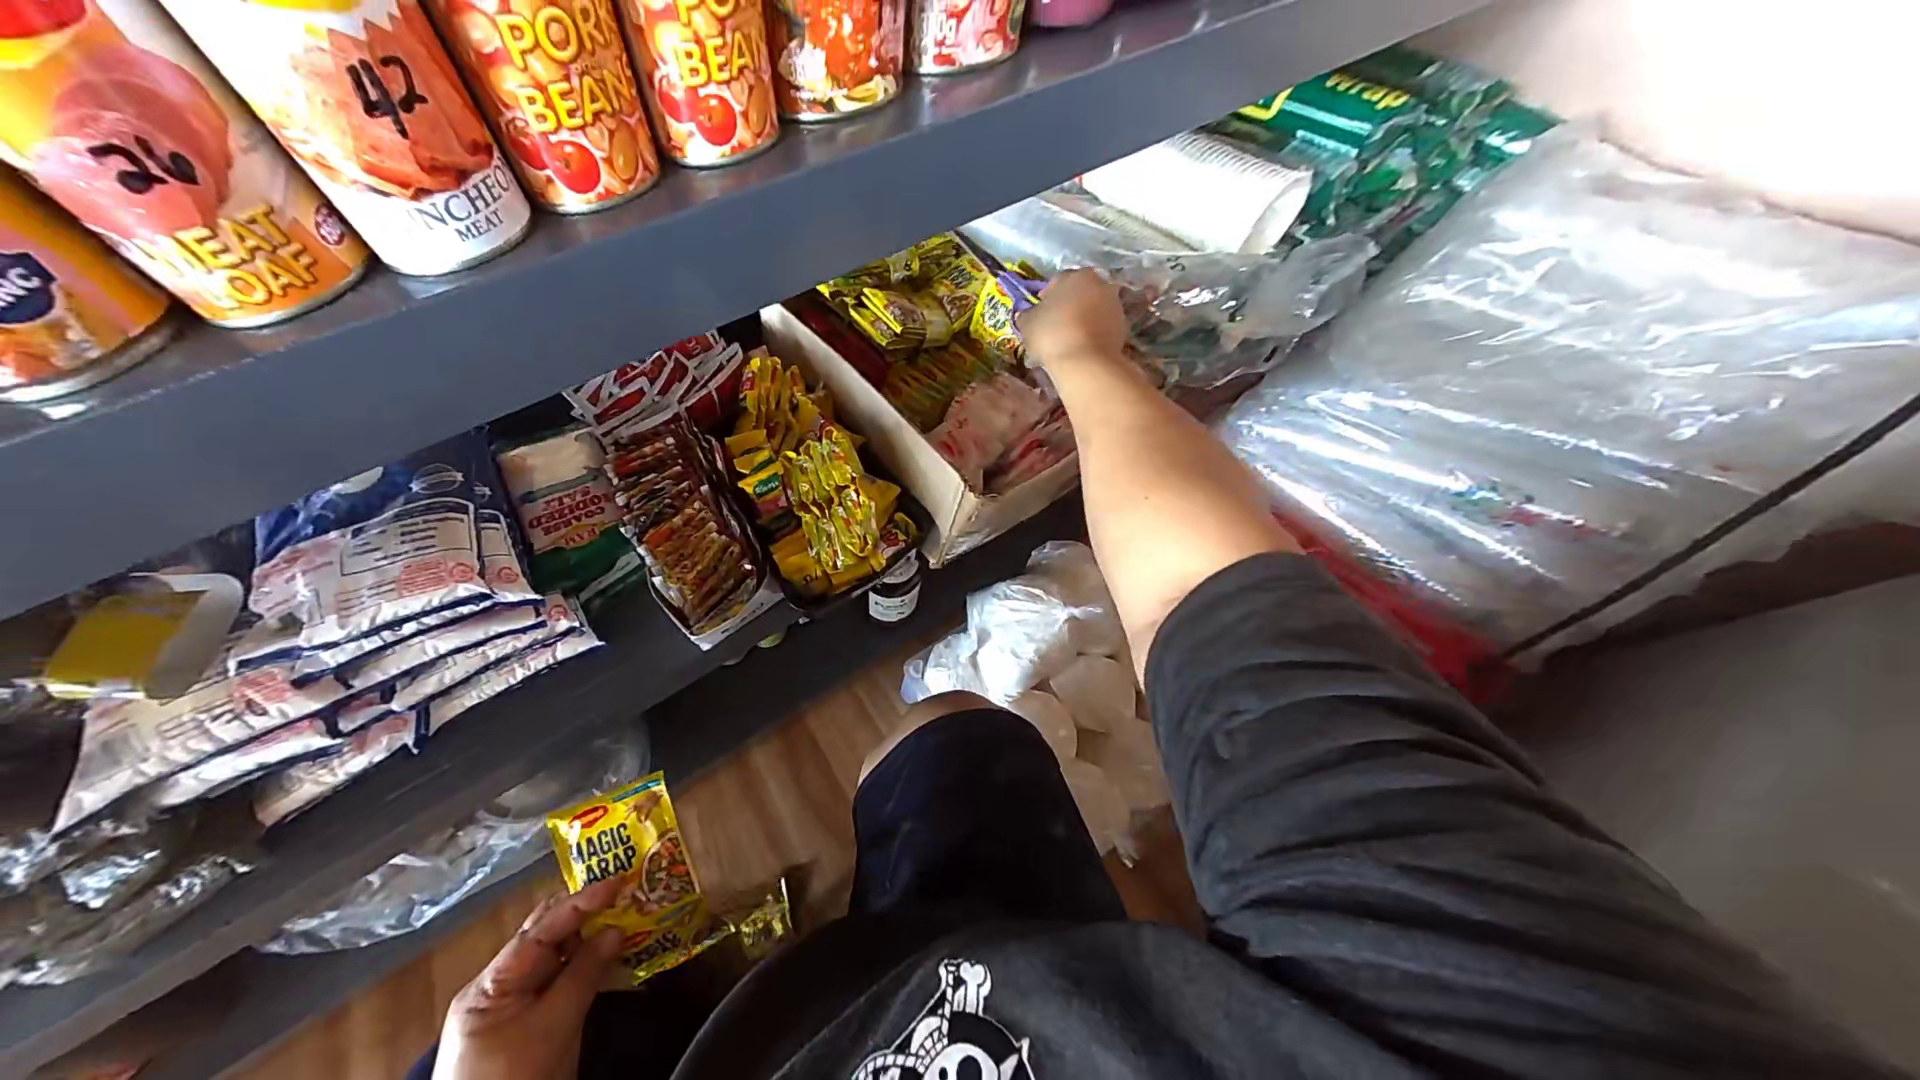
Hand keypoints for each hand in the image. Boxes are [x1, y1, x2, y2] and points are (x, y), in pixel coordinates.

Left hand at [433, 876, 624, 1079]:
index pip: (539, 930)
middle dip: (585, 912)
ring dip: (592, 936)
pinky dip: (589, 963)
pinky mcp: (535, 1021)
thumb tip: (616, 930)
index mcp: (491, 983)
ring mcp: (518, 1004)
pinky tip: (615, 953)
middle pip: (545, 937)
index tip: (617, 880)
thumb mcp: (551, 1028)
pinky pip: (564, 980)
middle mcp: (502, 986)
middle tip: (626, 891)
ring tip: (628, 915)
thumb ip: (584, 974)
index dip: (580, 901)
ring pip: (559, 957)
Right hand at [1016, 269, 1127, 371]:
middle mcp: (1101, 284)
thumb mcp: (1027, 323)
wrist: (1086, 363)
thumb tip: (1029, 314)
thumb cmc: (1052, 335)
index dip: (1046, 298)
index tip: (1040, 314)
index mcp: (1077, 275)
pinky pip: (1102, 327)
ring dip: (1082, 320)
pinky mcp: (1123, 328)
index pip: (1057, 282)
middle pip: (1079, 294)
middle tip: (1054, 326)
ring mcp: (1115, 306)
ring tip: (1069, 339)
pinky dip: (1093, 333)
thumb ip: (1028, 314)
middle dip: (1068, 306)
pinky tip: (1082, 347)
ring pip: (1092, 310)